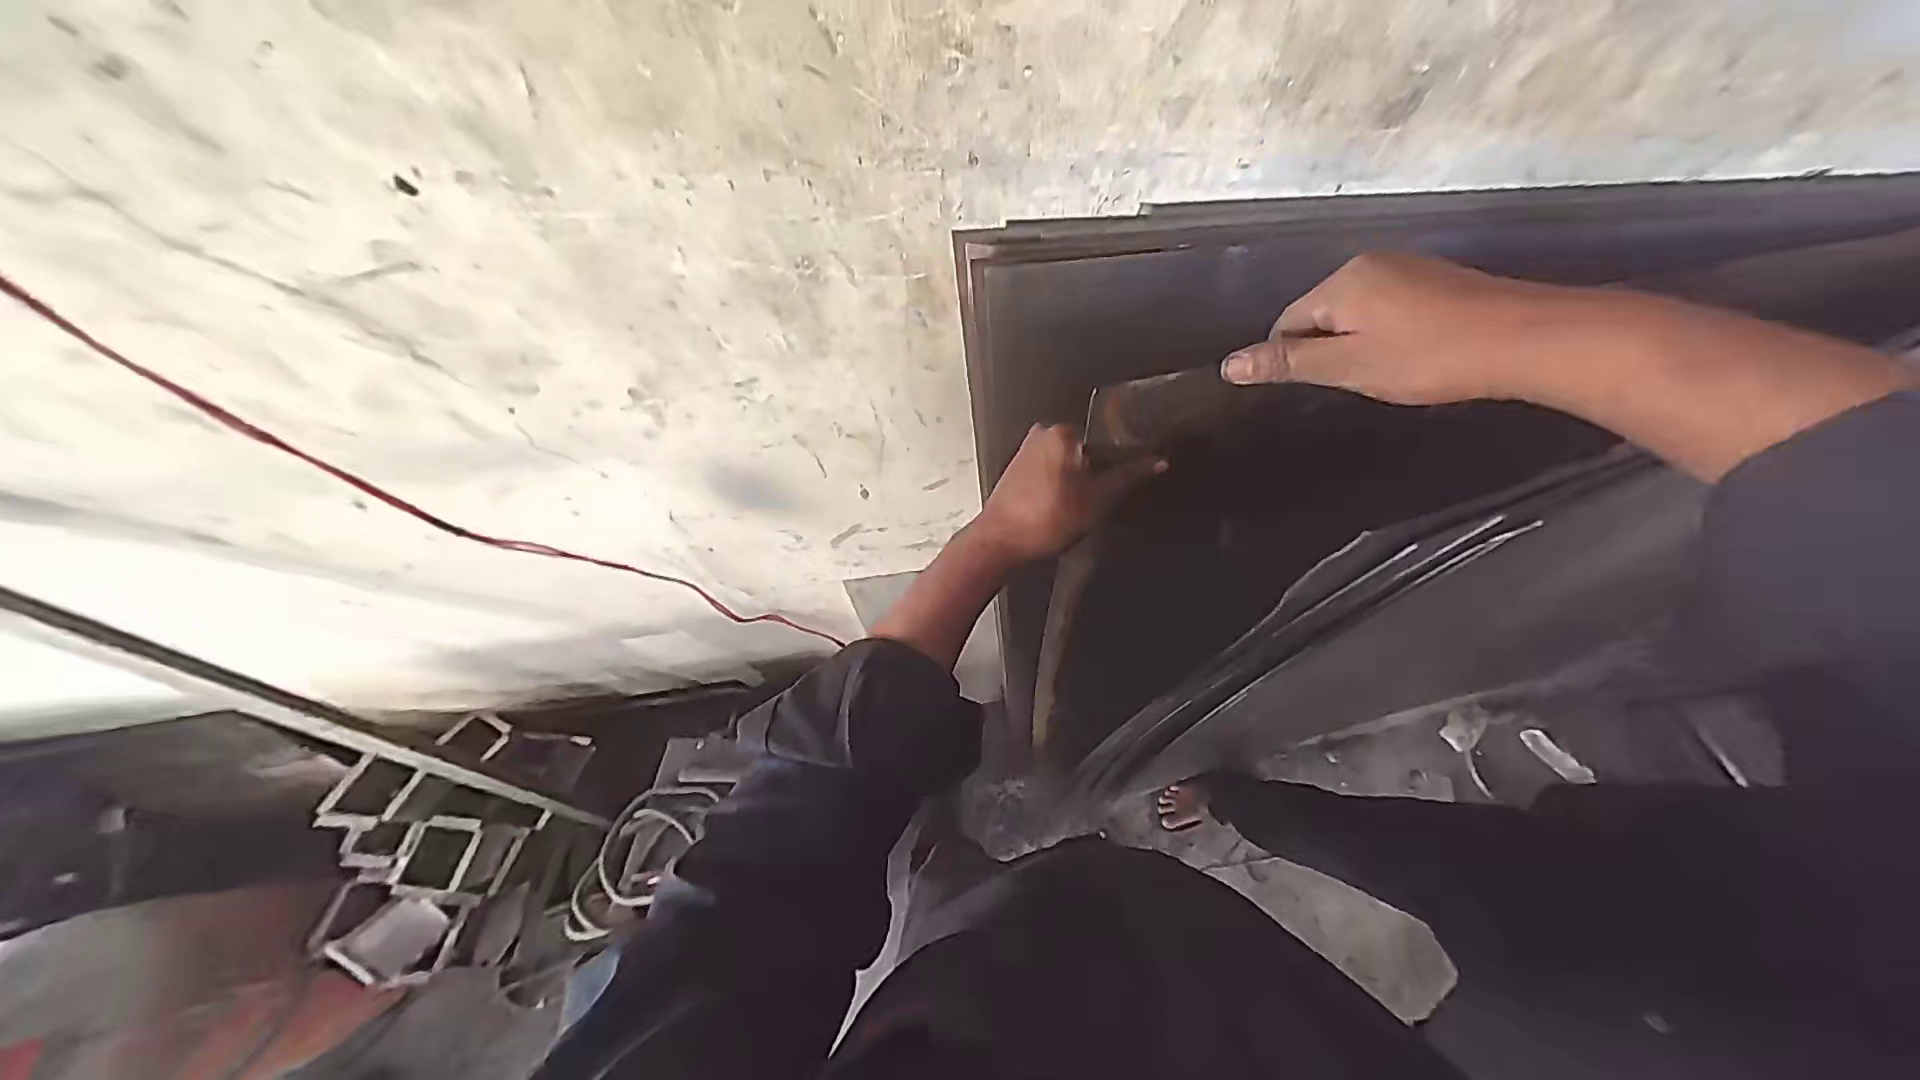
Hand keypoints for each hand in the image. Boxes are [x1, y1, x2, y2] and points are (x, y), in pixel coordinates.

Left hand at [973, 423, 1165, 562]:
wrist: (1000, 543)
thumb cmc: (1040, 522)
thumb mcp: (1098, 500)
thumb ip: (1129, 476)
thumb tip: (1155, 461)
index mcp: (1063, 432)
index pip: (1109, 436)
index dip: (1123, 460)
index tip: (1127, 478)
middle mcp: (1042, 434)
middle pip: (1089, 449)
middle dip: (1098, 473)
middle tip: (1095, 501)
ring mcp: (1028, 451)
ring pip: (1070, 462)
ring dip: (1078, 482)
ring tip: (1072, 508)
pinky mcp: (1019, 470)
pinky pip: (1051, 472)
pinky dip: (1059, 488)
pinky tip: (1058, 508)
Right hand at [1219, 252, 1579, 404]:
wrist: (1528, 339)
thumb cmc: (1426, 357)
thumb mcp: (1346, 365)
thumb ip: (1286, 362)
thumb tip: (1230, 365)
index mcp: (1341, 282)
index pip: (1286, 322)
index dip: (1292, 357)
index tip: (1321, 382)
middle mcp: (1369, 264)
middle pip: (1319, 314)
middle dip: (1326, 348)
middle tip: (1356, 379)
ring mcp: (1406, 267)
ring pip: (1353, 313)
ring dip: (1356, 342)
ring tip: (1387, 369)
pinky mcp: (1435, 279)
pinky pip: (1385, 307)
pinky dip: (1385, 332)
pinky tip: (1412, 353)